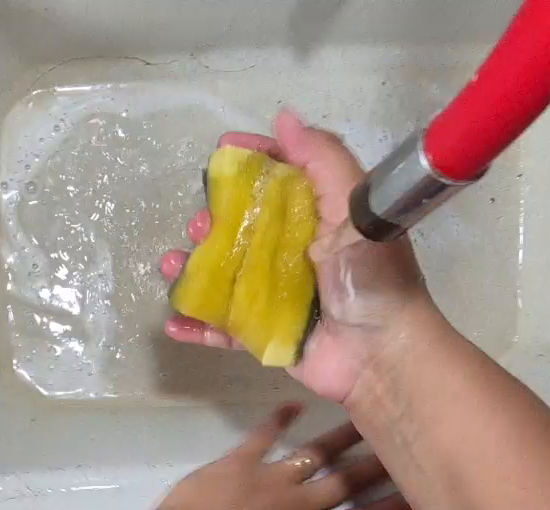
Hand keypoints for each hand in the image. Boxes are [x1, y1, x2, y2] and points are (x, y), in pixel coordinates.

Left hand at [129, 403, 410, 509]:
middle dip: (377, 466)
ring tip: (365, 417)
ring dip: (342, 437)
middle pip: (345, 483)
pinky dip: (278, 418)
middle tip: (405, 444)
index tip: (418, 496)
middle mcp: (296, 505)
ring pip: (315, 454)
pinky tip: (295, 404)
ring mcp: (269, 479)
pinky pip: (263, 435)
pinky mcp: (240, 461)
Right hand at [161, 109, 443, 403]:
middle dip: (212, 222)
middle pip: (242, 230)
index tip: (222, 151)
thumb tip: (284, 117)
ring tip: (171, 265)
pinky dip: (197, 327)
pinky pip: (223, 329)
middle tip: (196, 224)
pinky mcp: (265, 334)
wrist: (379, 353)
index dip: (253, 161)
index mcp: (318, 218)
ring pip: (224, 278)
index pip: (281, 179)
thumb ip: (323, 160)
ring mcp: (276, 296)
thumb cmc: (371, 277)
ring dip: (193, 271)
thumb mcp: (355, 209)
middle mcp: (294, 254)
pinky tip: (173, 322)